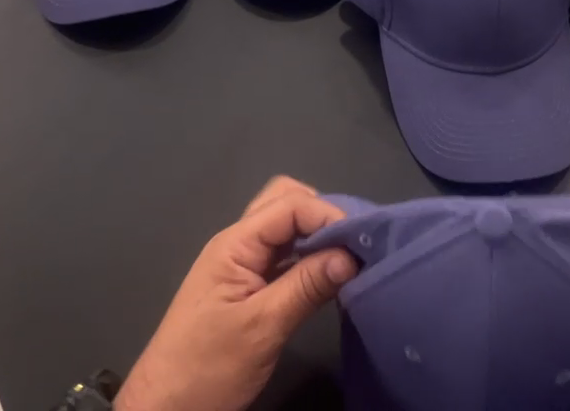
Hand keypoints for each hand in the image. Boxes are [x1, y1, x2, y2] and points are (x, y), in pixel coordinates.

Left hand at [115, 177, 358, 410]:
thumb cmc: (206, 367)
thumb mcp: (262, 328)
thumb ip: (306, 286)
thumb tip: (351, 255)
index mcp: (235, 243)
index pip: (289, 205)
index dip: (328, 215)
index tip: (363, 241)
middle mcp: (239, 244)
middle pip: (284, 203)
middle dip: (321, 214)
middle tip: (354, 243)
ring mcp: (243, 266)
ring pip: (285, 228)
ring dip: (316, 235)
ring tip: (350, 256)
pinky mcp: (249, 288)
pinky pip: (284, 256)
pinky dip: (309, 258)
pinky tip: (330, 275)